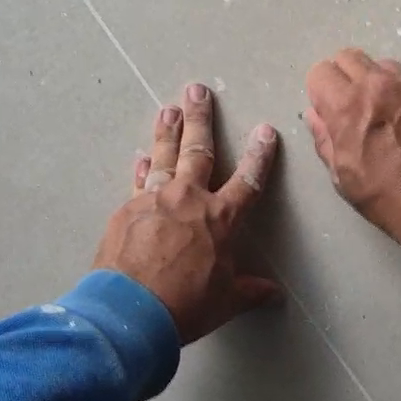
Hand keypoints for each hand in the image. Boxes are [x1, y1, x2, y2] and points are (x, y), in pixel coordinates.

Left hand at [94, 83, 283, 343]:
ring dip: (167, 131)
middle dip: (201, 118)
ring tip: (168, 108)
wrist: (131, 310)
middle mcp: (189, 199)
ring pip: (163, 156)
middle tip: (197, 90)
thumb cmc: (186, 305)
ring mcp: (154, 200)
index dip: (260, 155)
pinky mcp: (126, 211)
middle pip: (198, 149)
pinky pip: (138, 183)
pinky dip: (142, 169)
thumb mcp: (225, 300)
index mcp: (220, 218)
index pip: (248, 180)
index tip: (266, 131)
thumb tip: (273, 294)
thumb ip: (249, 291)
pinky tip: (141, 158)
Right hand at [304, 49, 400, 252]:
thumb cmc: (388, 199)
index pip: (321, 72)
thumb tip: (316, 115)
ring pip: (385, 67)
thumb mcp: (343, 176)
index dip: (321, 92)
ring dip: (380, 85)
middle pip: (350, 58)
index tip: (329, 110)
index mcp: (349, 106)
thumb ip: (325, 138)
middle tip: (355, 108)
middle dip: (346, 79)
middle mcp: (381, 84)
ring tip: (391, 116)